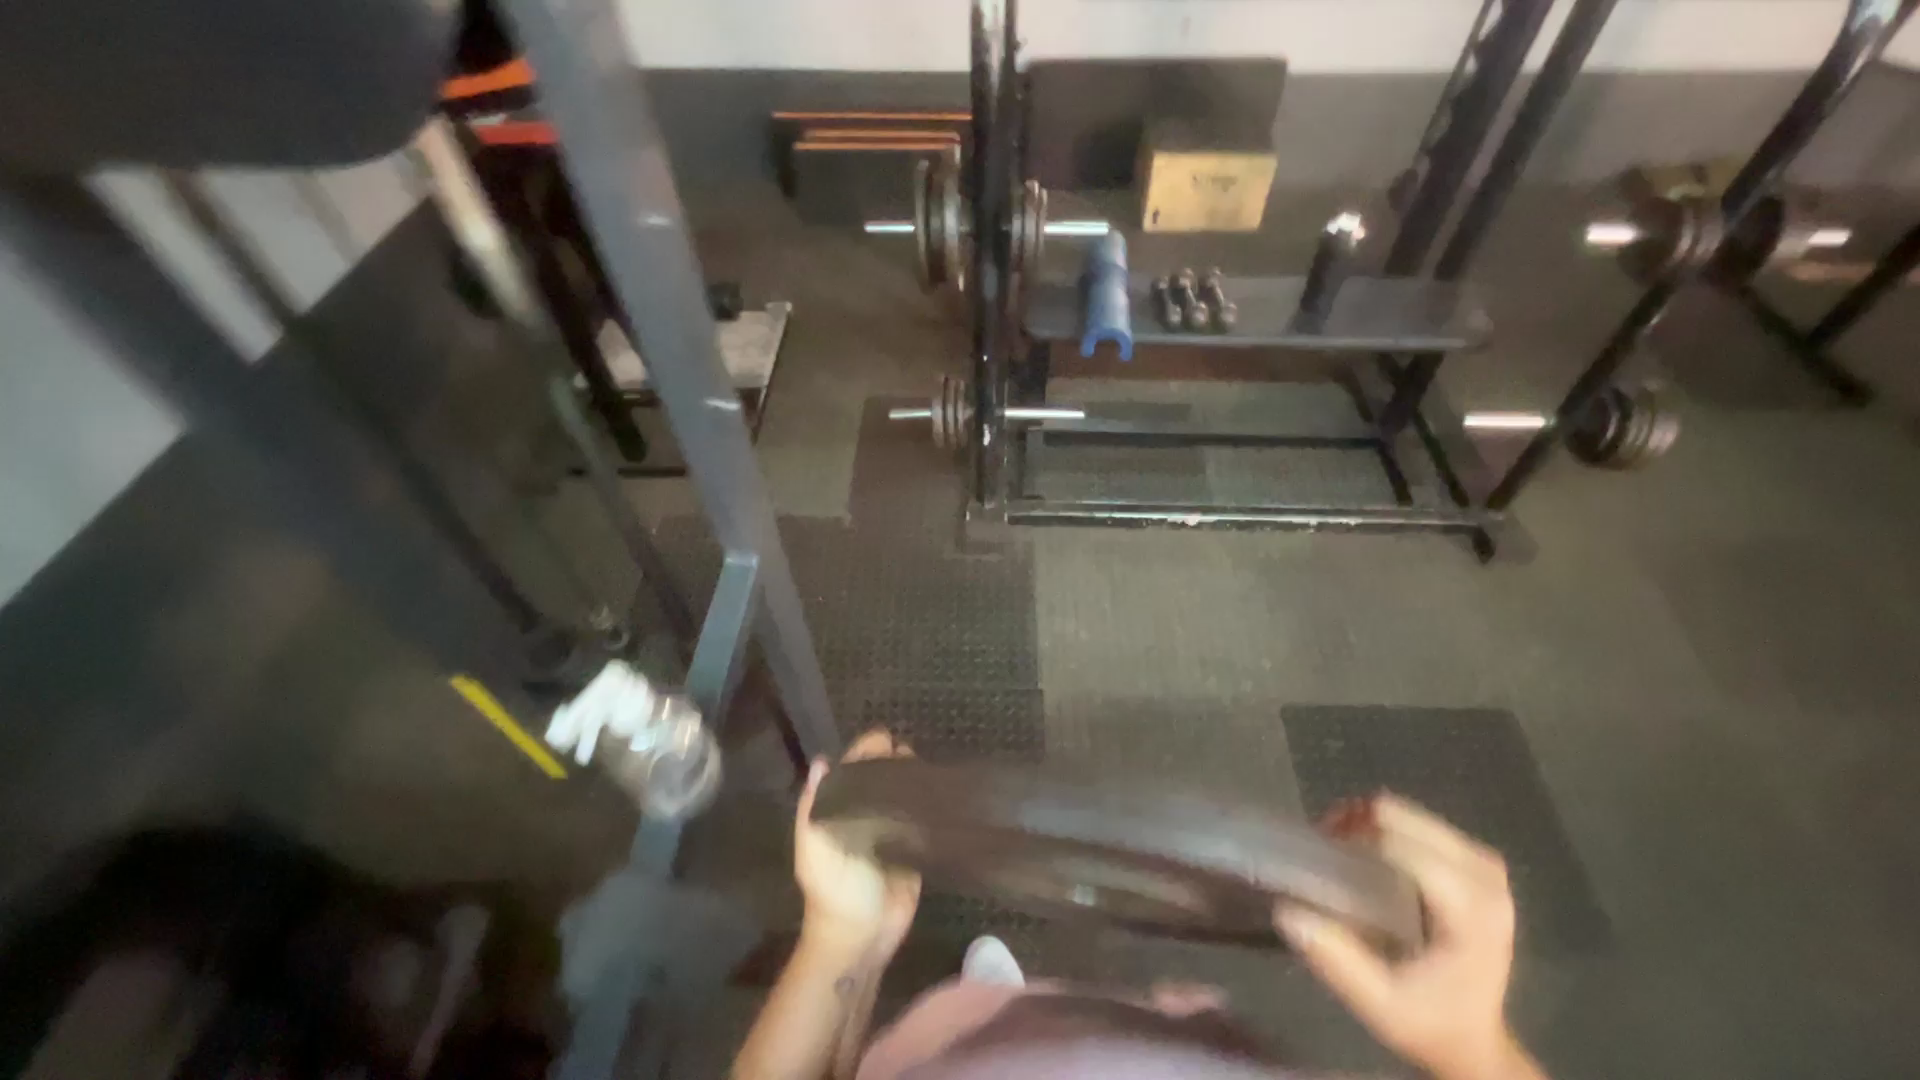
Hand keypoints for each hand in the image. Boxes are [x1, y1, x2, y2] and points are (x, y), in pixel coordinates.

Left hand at [794, 730, 921, 962]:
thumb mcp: (815, 847)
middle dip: (897, 761)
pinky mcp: (917, 848)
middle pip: (883, 776)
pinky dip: (932, 805)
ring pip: (906, 793)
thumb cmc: (834, 891)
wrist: (861, 938)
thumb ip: (816, 806)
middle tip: (914, 756)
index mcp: (839, 810)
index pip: (854, 769)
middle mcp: (866, 814)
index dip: (867, 751)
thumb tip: (823, 761)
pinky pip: (925, 819)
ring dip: (916, 779)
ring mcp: (894, 830)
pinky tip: (946, 793)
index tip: (888, 738)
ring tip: (932, 771)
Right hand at [1276, 795, 1536, 1079]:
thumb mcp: (1380, 1006)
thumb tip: (1288, 911)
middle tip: (1326, 842)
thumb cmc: (1428, 1021)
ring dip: (1373, 820)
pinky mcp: (1480, 866)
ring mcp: (1486, 869)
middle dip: (1362, 822)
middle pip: (1411, 821)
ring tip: (1340, 841)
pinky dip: (1390, 825)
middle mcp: (1485, 881)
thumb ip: (1338, 962)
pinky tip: (1368, 847)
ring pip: (1417, 816)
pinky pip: (1427, 825)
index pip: (1408, 850)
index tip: (1323, 848)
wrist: (1475, 1041)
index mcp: (1470, 914)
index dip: (1359, 839)